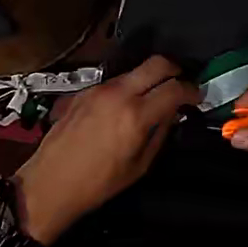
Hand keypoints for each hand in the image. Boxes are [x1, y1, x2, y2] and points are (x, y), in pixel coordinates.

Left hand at [13, 56, 196, 243]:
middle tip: (181, 85)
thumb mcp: (140, 166)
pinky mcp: (84, 91)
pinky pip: (115, 81)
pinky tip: (126, 107)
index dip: (192, 90)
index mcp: (136, 115)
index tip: (196, 97)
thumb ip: (161, 133)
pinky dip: (128, 88)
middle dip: (175, 70)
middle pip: (157, 62)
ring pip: (135, 70)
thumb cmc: (97, 184)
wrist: (50, 184)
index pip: (175, 87)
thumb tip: (173, 114)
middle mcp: (118, 94)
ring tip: (154, 99)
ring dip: (149, 79)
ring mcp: (99, 89)